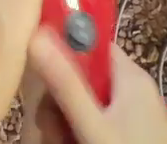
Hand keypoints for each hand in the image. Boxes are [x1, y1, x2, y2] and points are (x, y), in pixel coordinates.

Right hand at [24, 29, 166, 143]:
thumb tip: (34, 33)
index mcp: (130, 76)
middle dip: (58, 100)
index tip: (39, 72)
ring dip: (63, 122)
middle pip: (81, 77)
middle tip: (46, 125)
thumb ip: (66, 84)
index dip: (62, 50)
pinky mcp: (130, 136)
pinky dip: (78, 133)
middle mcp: (132, 90)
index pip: (90, 42)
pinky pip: (95, 123)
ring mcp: (132, 116)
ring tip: (55, 141)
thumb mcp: (94, 127)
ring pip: (83, 104)